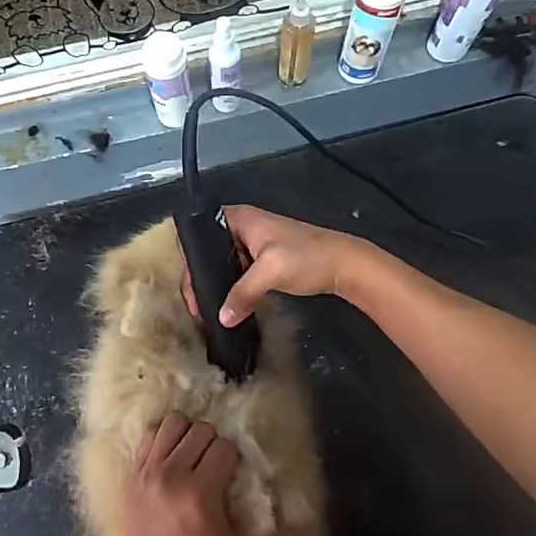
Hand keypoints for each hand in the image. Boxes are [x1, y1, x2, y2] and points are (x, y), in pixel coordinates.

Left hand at [111, 415, 264, 535]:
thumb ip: (266, 526)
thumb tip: (277, 501)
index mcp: (201, 494)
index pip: (225, 447)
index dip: (233, 459)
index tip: (232, 476)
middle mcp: (172, 476)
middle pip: (201, 430)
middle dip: (214, 444)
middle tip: (215, 467)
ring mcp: (147, 475)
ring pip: (173, 424)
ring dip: (188, 434)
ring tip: (192, 456)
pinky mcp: (131, 479)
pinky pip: (148, 437)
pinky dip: (164, 439)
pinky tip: (172, 457)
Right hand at [180, 206, 369, 326]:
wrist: (345, 265)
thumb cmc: (308, 257)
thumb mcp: (270, 272)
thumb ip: (242, 293)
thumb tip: (222, 318)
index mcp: (241, 218)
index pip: (200, 232)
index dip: (191, 259)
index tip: (190, 288)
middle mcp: (245, 226)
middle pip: (210, 250)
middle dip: (202, 276)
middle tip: (198, 305)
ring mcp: (257, 243)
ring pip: (226, 262)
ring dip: (219, 284)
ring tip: (210, 309)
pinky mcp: (268, 259)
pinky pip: (241, 271)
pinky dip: (235, 287)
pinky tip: (232, 305)